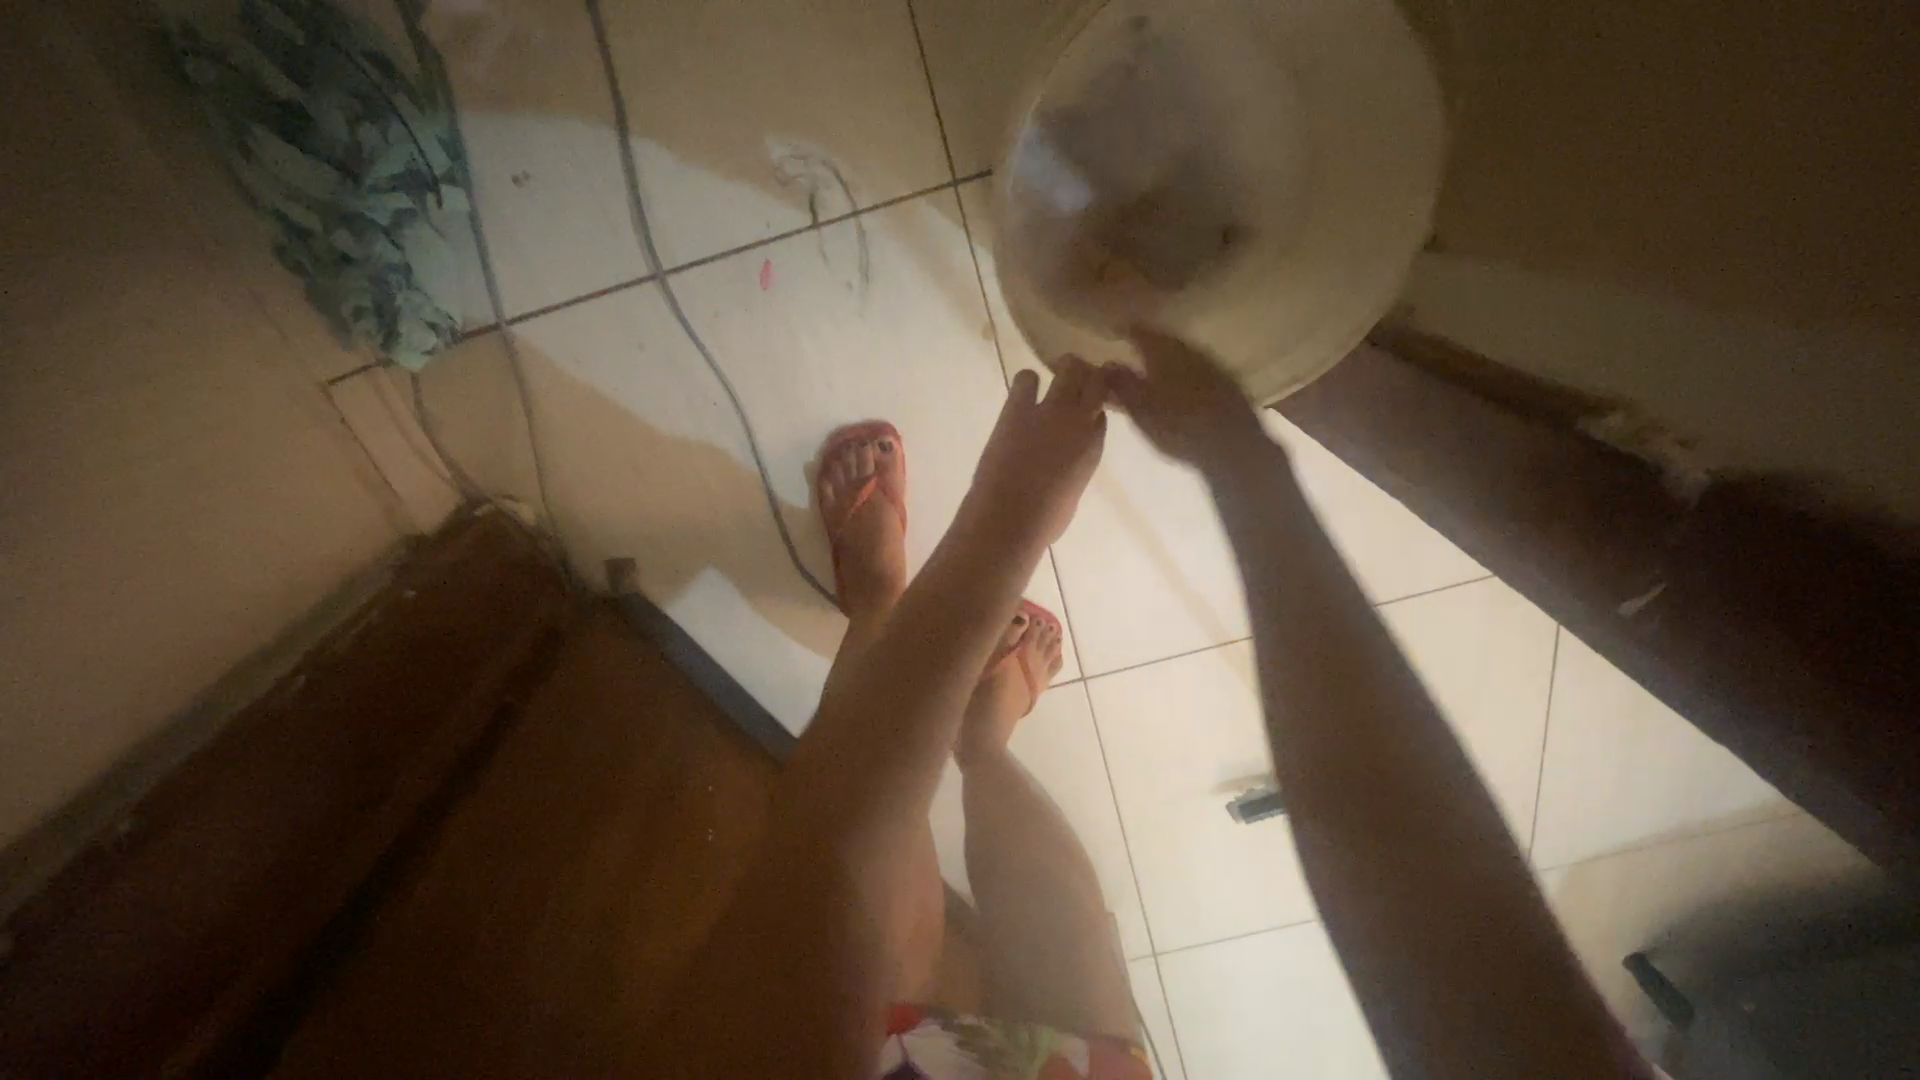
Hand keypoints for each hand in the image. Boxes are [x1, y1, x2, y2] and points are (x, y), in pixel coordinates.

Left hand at [970, 356, 1108, 543]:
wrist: (1011, 516)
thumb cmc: (1043, 520)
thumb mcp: (1070, 496)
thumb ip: (1072, 472)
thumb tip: (1062, 466)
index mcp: (1093, 449)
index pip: (1102, 414)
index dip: (1095, 407)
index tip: (1088, 405)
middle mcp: (1080, 423)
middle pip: (1094, 381)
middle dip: (1088, 374)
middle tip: (1076, 375)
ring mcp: (1050, 411)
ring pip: (1070, 369)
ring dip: (1064, 368)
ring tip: (1054, 373)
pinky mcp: (1019, 409)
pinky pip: (1027, 378)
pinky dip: (1027, 380)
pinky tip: (1024, 390)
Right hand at [1107, 327, 1273, 474]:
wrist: (1234, 446)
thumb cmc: (1179, 428)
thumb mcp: (1141, 411)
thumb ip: (1122, 385)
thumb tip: (1106, 363)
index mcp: (1165, 352)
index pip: (1140, 331)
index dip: (1126, 330)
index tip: (1115, 332)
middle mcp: (1190, 350)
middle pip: (1165, 340)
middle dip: (1149, 343)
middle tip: (1134, 348)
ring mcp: (1214, 365)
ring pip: (1185, 353)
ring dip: (1170, 358)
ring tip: (1157, 368)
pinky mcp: (1230, 383)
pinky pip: (1201, 369)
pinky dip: (1188, 373)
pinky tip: (1185, 386)